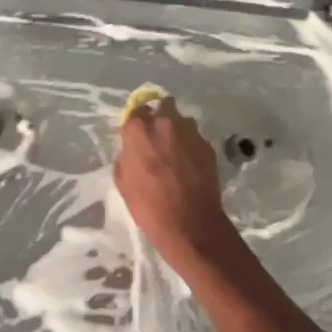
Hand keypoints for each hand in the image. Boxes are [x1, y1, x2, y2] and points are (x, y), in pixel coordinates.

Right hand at [114, 96, 241, 274]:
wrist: (191, 225)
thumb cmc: (149, 205)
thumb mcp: (123, 181)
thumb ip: (127, 154)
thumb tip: (133, 148)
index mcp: (140, 128)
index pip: (136, 109)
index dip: (137, 122)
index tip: (137, 135)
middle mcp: (166, 122)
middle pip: (163, 106)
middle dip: (160, 117)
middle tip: (157, 139)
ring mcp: (191, 132)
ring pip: (182, 121)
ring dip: (177, 130)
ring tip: (176, 152)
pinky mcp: (208, 146)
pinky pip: (196, 138)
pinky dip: (191, 146)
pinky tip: (190, 165)